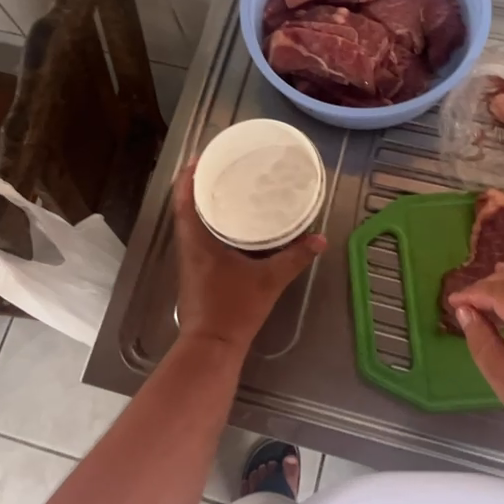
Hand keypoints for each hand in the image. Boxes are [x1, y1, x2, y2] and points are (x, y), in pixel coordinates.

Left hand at [171, 161, 325, 351]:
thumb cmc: (233, 309)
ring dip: (205, 204)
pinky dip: (211, 224)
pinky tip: (233, 225)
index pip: (184, 198)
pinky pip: (199, 238)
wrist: (211, 347)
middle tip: (223, 167)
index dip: (190, 175)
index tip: (203, 156)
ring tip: (230, 188)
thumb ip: (294, 258)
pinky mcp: (196, 273)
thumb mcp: (268, 280)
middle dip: (201, 185)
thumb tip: (319, 239)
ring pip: (192, 223)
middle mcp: (188, 246)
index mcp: (197, 240)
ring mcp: (190, 261)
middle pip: (186, 206)